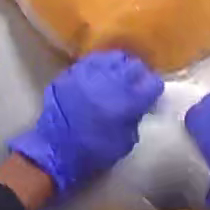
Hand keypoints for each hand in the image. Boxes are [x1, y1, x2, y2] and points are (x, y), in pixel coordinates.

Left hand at [9, 51, 163, 196]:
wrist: (55, 150)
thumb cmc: (93, 152)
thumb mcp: (125, 142)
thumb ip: (136, 118)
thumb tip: (140, 105)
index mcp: (127, 102)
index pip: (152, 83)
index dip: (153, 88)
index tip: (151, 93)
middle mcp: (111, 82)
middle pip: (135, 65)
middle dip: (139, 74)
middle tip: (137, 83)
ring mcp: (91, 73)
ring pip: (114, 57)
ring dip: (121, 65)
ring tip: (119, 74)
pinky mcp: (74, 72)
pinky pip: (94, 60)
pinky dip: (101, 64)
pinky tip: (101, 73)